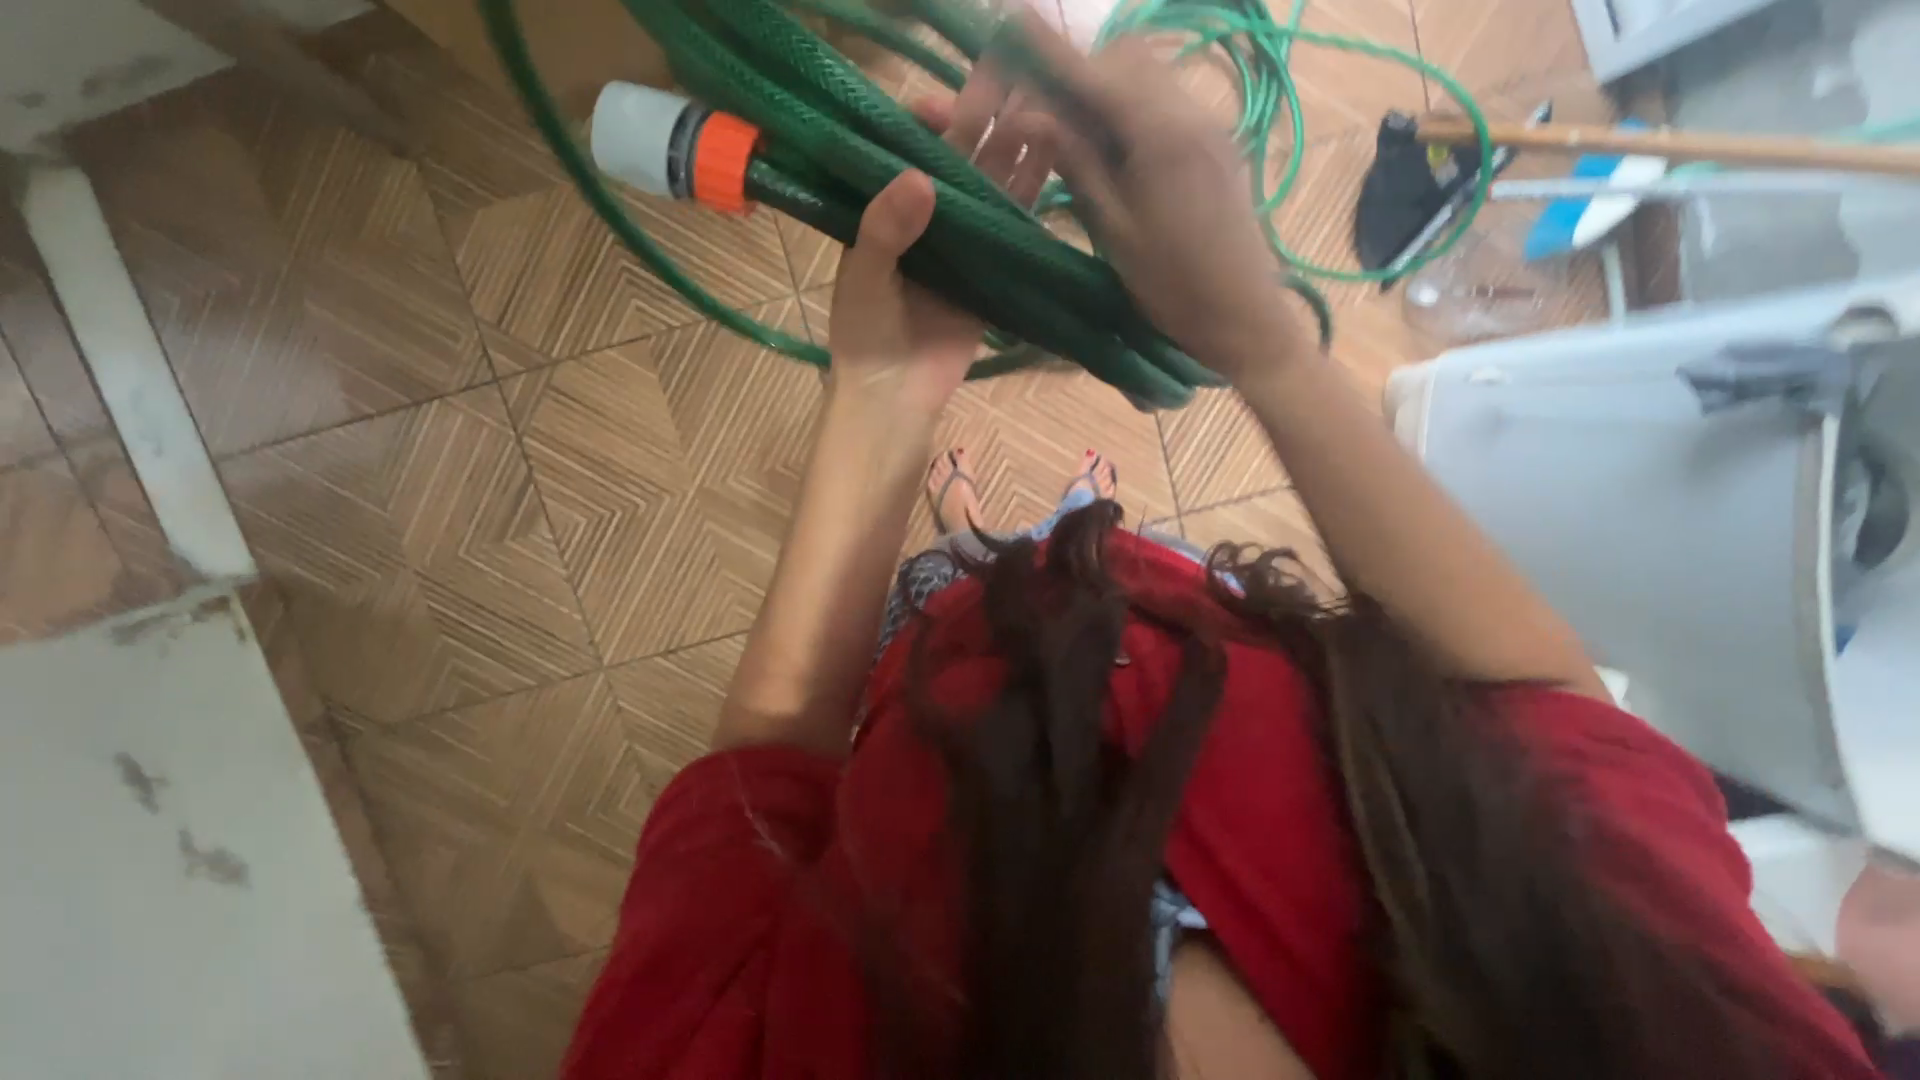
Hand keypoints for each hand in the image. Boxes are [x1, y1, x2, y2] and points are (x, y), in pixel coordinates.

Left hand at [827, 66, 1055, 419]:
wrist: (893, 398)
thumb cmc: (865, 334)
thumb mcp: (863, 275)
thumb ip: (886, 226)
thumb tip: (922, 176)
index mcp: (884, 215)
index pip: (908, 155)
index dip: (927, 126)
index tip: (947, 109)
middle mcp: (924, 225)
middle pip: (957, 169)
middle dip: (982, 134)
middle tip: (1013, 99)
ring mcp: (960, 251)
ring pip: (990, 197)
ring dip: (1014, 161)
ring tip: (1043, 122)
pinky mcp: (989, 279)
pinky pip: (1010, 237)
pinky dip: (1028, 208)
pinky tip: (1051, 172)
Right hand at [1009, 14, 1308, 383]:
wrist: (1245, 317)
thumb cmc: (1172, 288)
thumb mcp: (1114, 230)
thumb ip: (1078, 163)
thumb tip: (1033, 114)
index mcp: (1162, 135)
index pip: (1097, 74)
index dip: (1053, 49)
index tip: (1016, 19)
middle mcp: (1192, 113)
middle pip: (1129, 58)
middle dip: (1082, 67)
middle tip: (1041, 103)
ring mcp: (1211, 125)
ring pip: (1151, 76)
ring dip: (1108, 86)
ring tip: (1074, 128)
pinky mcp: (1218, 143)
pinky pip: (1169, 101)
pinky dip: (1133, 106)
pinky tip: (1114, 145)